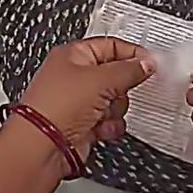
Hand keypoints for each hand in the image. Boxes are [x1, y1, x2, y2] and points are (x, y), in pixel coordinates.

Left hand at [17, 37, 156, 158]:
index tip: (149, 64)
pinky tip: (100, 128)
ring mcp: (79, 101)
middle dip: (121, 89)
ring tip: (102, 113)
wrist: (43, 146)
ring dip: (115, 110)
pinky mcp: (83, 123)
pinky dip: (109, 126)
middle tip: (116, 92)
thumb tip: (146, 64)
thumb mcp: (102, 79)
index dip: (131, 54)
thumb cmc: (58, 107)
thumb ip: (129, 69)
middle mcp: (75, 77)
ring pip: (115, 100)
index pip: (111, 46)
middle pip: (115, 76)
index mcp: (74, 56)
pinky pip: (109, 120)